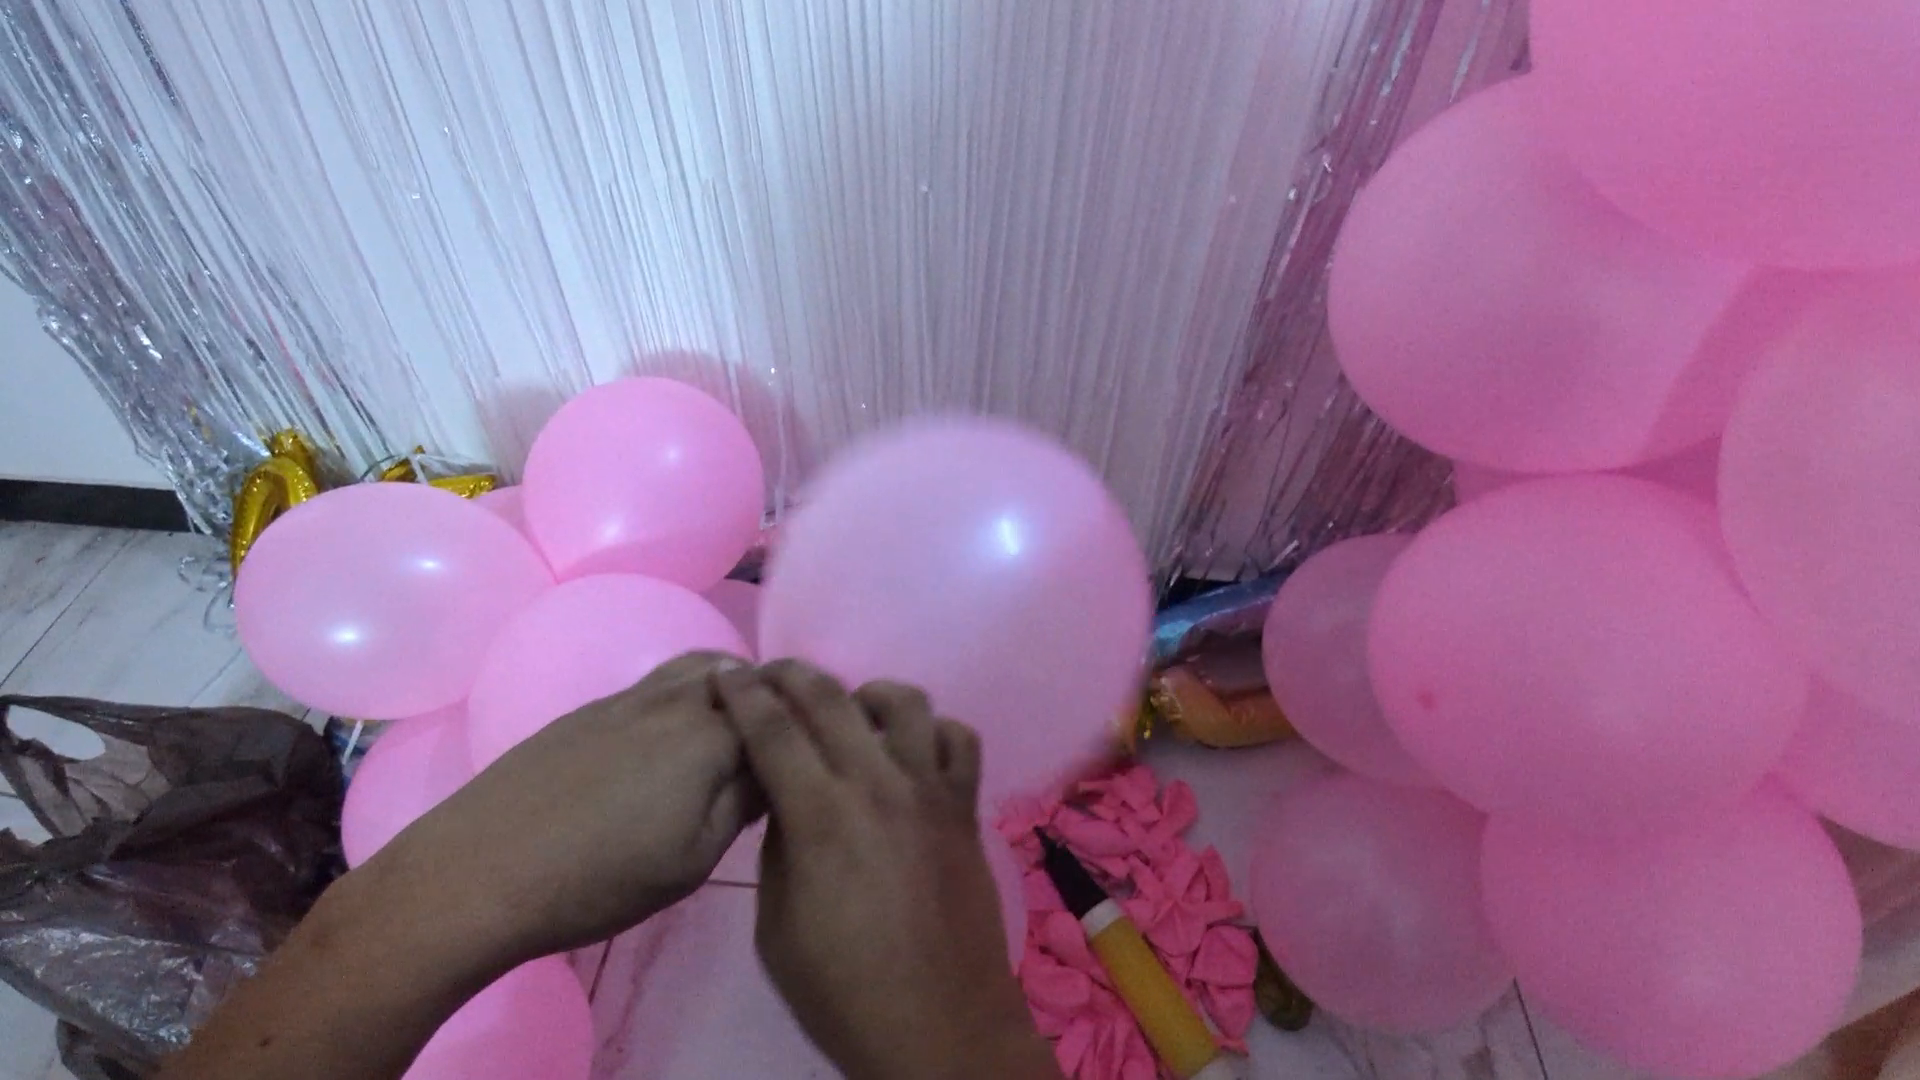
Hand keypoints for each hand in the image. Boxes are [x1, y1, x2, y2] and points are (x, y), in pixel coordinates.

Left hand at [374, 650, 760, 969]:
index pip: (777, 717)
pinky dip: (687, 691)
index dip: (798, 734)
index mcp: (710, 736)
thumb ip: (743, 805)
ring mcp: (629, 697)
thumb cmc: (599, 878)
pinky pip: (659, 681)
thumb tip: (770, 771)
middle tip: (775, 739)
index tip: (804, 759)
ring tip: (729, 726)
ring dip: (727, 684)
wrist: (477, 873)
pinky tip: (668, 739)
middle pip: (742, 674)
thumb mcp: (693, 861)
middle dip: (768, 696)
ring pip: (698, 666)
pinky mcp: (591, 708)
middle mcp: (676, 700)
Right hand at [713, 660, 1058, 1079]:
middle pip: (830, 698)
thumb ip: (779, 848)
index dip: (743, 694)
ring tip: (852, 711)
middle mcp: (876, 784)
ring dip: (868, 693)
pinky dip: (935, 730)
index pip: (771, 729)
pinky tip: (915, 749)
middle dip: (793, 674)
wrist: (938, 1025)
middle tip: (773, 673)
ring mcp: (929, 790)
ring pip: (905, 702)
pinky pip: (960, 740)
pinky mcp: (965, 807)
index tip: (728, 673)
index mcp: (819, 816)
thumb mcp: (776, 928)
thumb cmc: (842, 990)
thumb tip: (787, 800)